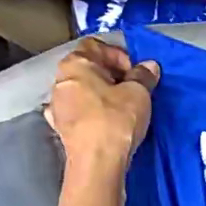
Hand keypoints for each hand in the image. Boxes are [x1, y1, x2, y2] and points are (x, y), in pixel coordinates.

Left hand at [45, 38, 157, 171]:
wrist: (97, 160)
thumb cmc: (116, 119)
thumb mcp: (138, 94)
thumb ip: (143, 77)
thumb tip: (149, 66)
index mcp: (75, 64)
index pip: (96, 46)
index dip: (119, 55)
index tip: (137, 72)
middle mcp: (59, 79)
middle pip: (87, 67)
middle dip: (112, 75)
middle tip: (135, 89)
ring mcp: (56, 103)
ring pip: (82, 89)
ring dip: (102, 93)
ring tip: (123, 107)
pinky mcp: (60, 125)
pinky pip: (78, 110)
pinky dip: (91, 111)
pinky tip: (103, 120)